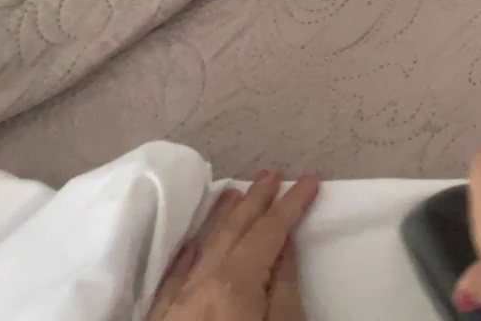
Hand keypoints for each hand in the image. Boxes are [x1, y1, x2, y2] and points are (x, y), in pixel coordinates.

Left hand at [146, 170, 321, 320]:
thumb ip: (284, 287)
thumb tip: (286, 245)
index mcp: (235, 284)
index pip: (269, 231)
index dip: (292, 203)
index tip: (311, 180)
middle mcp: (200, 286)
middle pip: (233, 231)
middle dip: (256, 200)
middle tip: (274, 173)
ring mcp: (173, 307)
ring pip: (199, 249)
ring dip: (220, 217)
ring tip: (234, 191)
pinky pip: (169, 280)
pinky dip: (184, 254)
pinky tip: (190, 242)